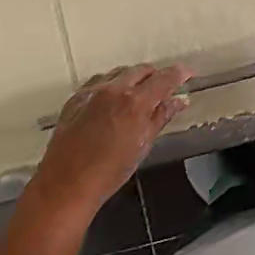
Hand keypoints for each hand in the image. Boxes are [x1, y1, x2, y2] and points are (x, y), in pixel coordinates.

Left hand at [32, 64, 190, 209]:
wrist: (67, 184)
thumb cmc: (109, 171)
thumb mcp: (143, 144)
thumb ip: (162, 116)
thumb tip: (179, 101)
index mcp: (134, 102)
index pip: (164, 79)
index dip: (179, 74)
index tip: (187, 73)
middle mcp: (113, 90)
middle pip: (141, 70)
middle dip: (155, 75)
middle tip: (164, 88)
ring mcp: (91, 92)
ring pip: (119, 73)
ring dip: (133, 79)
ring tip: (139, 96)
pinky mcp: (75, 98)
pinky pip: (99, 82)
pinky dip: (112, 85)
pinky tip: (113, 100)